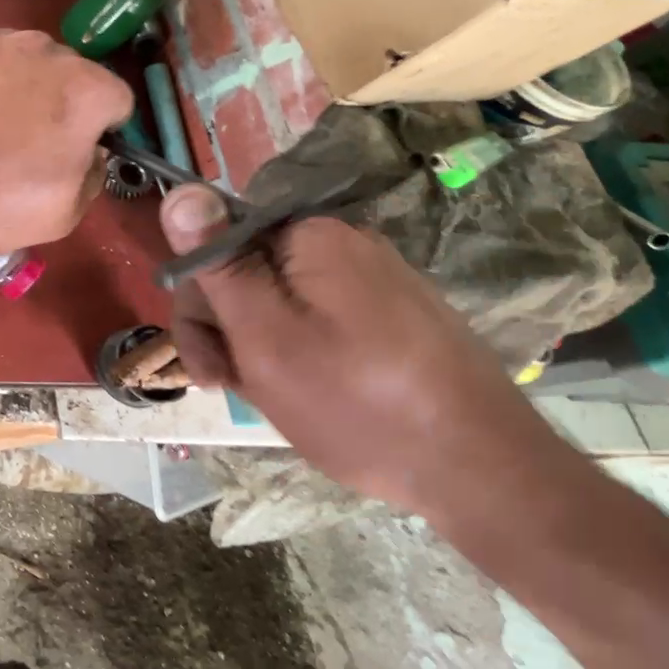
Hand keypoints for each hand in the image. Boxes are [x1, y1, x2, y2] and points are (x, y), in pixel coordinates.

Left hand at [0, 14, 131, 259]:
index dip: (97, 127)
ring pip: (16, 52)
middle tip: (19, 136)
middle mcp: (41, 49)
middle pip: (64, 70)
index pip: (113, 99)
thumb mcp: (66, 211)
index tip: (70, 148)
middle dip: (52, 98)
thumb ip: (93, 169)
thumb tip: (88, 148)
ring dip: (10, 76)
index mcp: (84, 89)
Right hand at [158, 186, 570, 516]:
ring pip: (277, 302)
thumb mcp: (264, 335)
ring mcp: (374, 282)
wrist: (488, 477)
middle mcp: (344, 245)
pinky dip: (298, 355)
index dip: (199, 304)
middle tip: (228, 387)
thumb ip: (217, 264)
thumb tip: (179, 191)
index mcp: (311, 236)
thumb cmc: (357, 403)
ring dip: (257, 347)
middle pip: (244, 273)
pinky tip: (308, 394)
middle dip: (225, 330)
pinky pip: (317, 322)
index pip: (215, 244)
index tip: (209, 364)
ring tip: (272, 399)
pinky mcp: (395, 318)